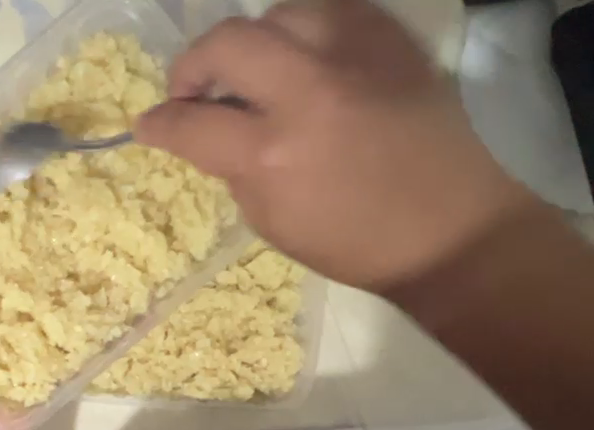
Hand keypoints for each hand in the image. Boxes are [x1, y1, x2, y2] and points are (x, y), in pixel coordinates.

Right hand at [135, 0, 544, 294]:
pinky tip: (301, 61)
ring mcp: (356, 55)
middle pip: (228, 42)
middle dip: (194, 65)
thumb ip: (235, 167)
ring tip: (253, 74)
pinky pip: (330, 9)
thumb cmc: (350, 243)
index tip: (148, 125)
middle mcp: (309, 91)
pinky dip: (302, 31)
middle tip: (191, 91)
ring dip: (252, 43)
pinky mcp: (392, 38)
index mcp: (273, 154)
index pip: (192, 123)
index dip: (159, 125)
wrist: (445, 228)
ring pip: (279, 13)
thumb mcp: (271, 221)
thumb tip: (213, 132)